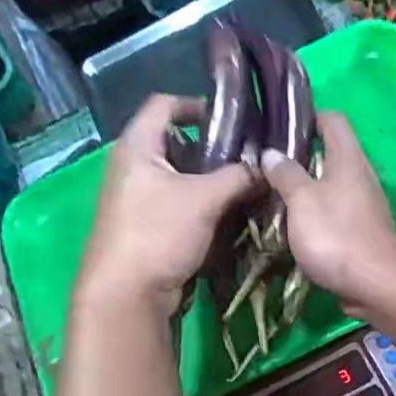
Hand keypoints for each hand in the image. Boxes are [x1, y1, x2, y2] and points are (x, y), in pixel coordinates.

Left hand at [75, 94, 257, 315]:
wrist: (129, 290)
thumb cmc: (159, 232)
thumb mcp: (205, 199)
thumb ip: (238, 178)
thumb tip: (266, 169)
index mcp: (137, 146)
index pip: (164, 105)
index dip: (197, 105)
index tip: (232, 120)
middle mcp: (134, 166)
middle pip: (178, 143)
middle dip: (214, 149)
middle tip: (248, 159)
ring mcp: (140, 198)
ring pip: (183, 177)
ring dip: (213, 182)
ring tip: (247, 188)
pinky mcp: (150, 225)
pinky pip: (182, 204)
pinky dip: (205, 205)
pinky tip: (231, 215)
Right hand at [263, 112, 395, 313]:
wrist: (377, 286)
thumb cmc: (337, 237)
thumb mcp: (302, 201)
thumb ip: (286, 174)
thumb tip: (272, 153)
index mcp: (350, 159)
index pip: (333, 119)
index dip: (308, 116)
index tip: (280, 125)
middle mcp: (362, 177)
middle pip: (332, 153)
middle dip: (301, 156)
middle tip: (268, 164)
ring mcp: (366, 206)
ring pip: (334, 186)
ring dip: (308, 188)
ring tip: (276, 194)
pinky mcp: (365, 232)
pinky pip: (338, 212)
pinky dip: (319, 213)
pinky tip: (297, 225)